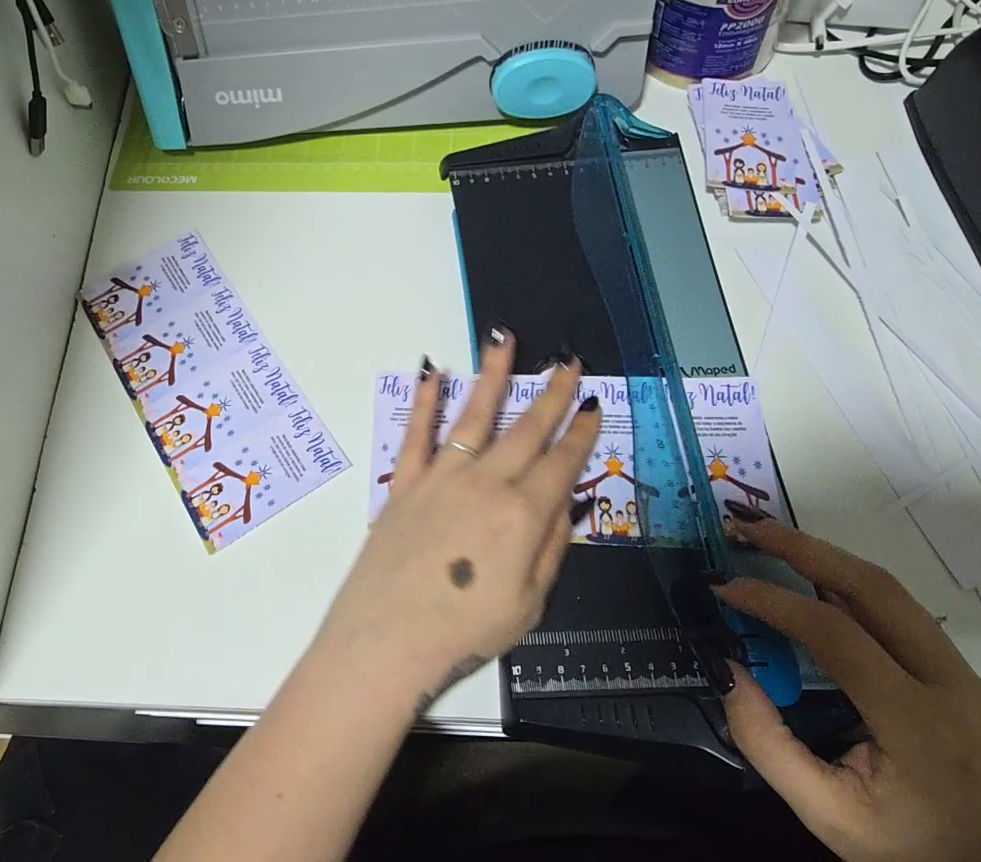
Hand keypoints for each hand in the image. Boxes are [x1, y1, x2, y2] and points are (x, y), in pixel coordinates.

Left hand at [313, 331, 601, 713]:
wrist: (386, 639)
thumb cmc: (465, 632)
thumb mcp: (530, 603)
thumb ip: (552, 547)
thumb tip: (567, 503)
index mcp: (524, 514)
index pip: (563, 463)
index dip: (582, 432)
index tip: (594, 404)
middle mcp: (486, 484)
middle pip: (526, 430)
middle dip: (551, 394)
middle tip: (568, 363)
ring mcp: (442, 478)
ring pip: (474, 417)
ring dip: (492, 377)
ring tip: (505, 341)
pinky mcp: (405, 484)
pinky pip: (417, 434)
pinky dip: (424, 402)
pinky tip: (431, 374)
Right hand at [714, 512, 980, 861]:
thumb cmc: (915, 858)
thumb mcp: (828, 815)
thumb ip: (767, 743)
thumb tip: (729, 670)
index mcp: (922, 725)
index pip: (837, 635)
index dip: (773, 601)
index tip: (723, 587)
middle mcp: (956, 688)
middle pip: (876, 589)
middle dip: (804, 547)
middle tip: (745, 528)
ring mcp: (970, 681)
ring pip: (894, 593)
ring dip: (828, 558)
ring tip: (772, 541)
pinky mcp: (969, 683)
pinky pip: (904, 617)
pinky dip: (850, 588)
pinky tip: (814, 585)